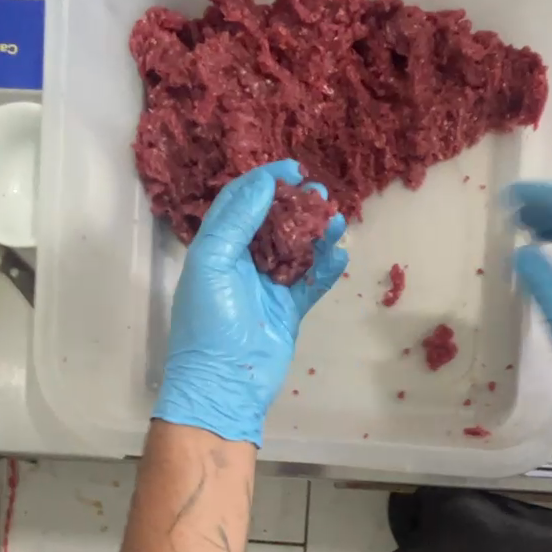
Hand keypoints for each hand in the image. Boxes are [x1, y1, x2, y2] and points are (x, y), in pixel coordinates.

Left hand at [154, 160, 348, 445]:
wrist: (224, 384)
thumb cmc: (210, 322)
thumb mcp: (213, 263)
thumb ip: (236, 221)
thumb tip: (263, 183)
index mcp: (218, 248)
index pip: (241, 203)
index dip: (264, 182)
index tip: (291, 167)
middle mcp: (242, 264)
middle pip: (273, 224)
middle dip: (296, 206)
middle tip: (320, 193)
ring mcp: (267, 289)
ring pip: (297, 252)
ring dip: (316, 234)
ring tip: (337, 219)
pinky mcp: (288, 312)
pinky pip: (310, 284)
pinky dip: (325, 268)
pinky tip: (341, 253)